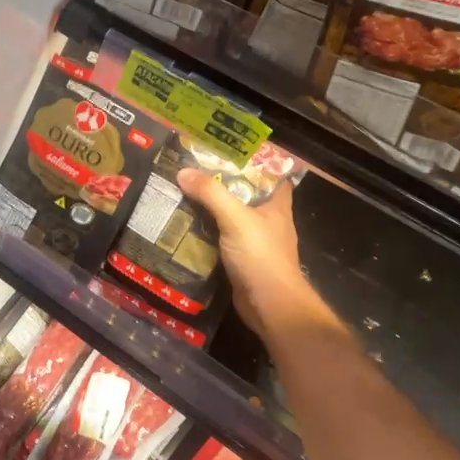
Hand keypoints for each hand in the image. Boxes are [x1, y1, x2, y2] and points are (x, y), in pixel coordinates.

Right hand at [176, 171, 339, 340]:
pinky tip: (185, 227)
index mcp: (276, 207)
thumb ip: (211, 194)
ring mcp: (255, 243)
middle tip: (194, 172)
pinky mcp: (242, 261)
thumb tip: (183, 171)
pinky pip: (221, 239)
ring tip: (183, 194)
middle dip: (222, 185)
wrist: (270, 306)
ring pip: (231, 218)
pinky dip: (206, 233)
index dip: (254, 164)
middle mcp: (268, 222)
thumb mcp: (236, 219)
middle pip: (245, 196)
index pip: (272, 177)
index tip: (227, 153)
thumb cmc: (261, 257)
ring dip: (211, 210)